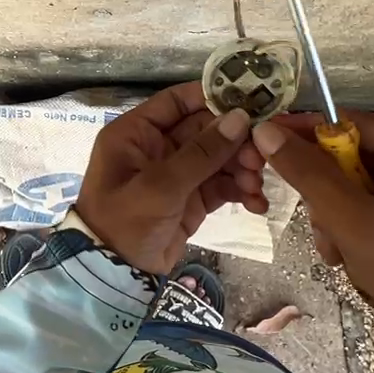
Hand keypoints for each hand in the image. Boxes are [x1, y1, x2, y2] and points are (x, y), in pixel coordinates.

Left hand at [72, 82, 266, 274]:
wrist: (113, 274)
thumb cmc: (125, 221)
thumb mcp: (160, 185)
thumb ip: (201, 152)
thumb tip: (240, 118)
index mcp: (135, 133)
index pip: (176, 102)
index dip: (212, 98)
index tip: (251, 101)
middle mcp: (155, 147)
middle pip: (205, 130)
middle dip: (236, 141)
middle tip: (260, 157)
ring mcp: (174, 174)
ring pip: (217, 157)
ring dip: (241, 168)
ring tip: (255, 185)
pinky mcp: (190, 199)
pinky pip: (221, 184)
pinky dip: (239, 190)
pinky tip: (256, 204)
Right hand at [245, 111, 373, 311]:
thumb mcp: (354, 223)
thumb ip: (308, 173)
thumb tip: (264, 130)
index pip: (352, 123)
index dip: (304, 135)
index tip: (265, 147)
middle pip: (352, 151)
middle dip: (326, 189)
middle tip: (320, 225)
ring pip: (356, 176)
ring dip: (335, 209)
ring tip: (337, 245)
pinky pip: (371, 194)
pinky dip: (351, 217)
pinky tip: (350, 246)